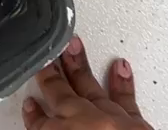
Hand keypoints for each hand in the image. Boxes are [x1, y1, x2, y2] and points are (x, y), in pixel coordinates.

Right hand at [22, 36, 150, 129]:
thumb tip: (50, 124)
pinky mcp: (138, 125)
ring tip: (74, 45)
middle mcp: (86, 122)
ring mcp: (113, 120)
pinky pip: (127, 101)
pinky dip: (122, 83)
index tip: (30, 105)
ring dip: (81, 67)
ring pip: (92, 88)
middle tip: (44, 58)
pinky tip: (120, 66)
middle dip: (51, 76)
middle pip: (62, 95)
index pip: (41, 125)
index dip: (34, 116)